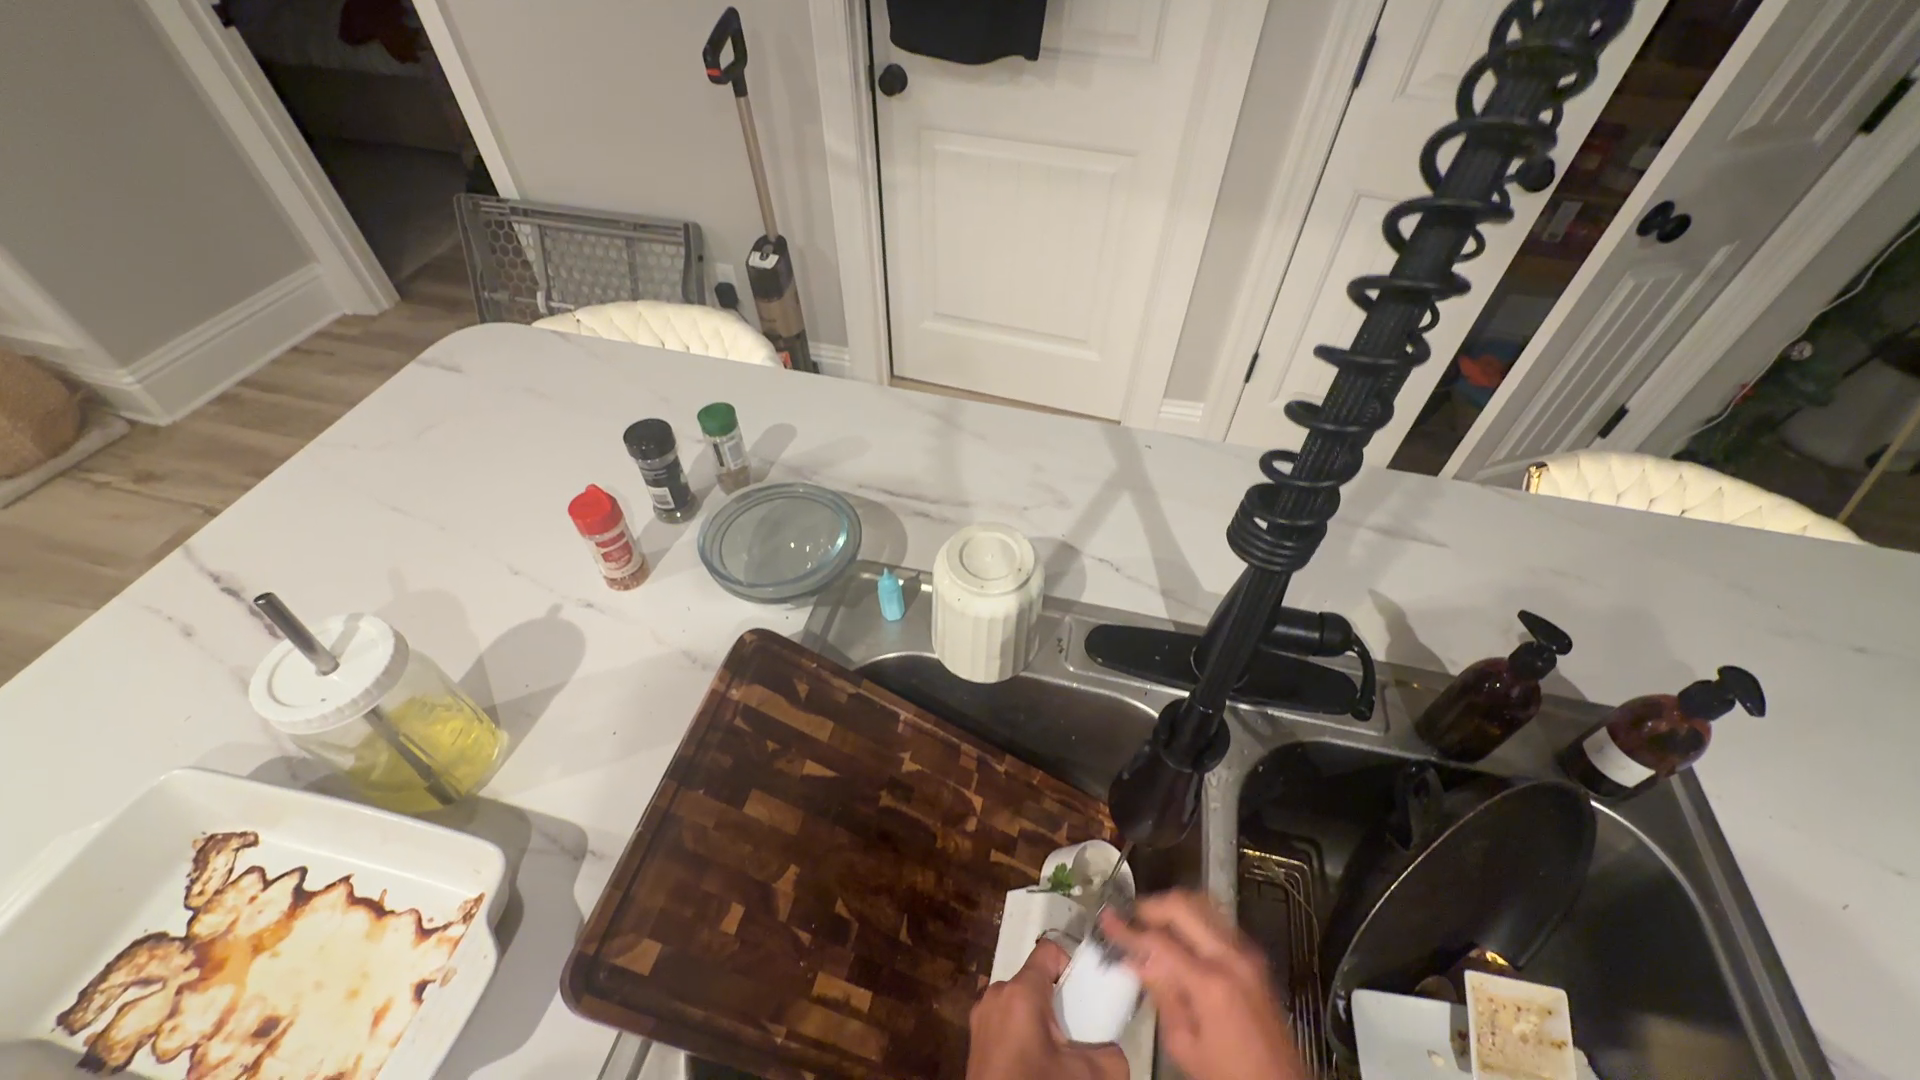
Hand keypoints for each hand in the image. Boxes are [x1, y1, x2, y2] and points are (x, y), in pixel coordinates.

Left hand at [968, 939, 1128, 1079]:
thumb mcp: (1090, 1075)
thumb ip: (1111, 1051)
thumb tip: (1109, 1046)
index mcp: (1020, 992)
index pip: (1049, 952)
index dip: (1072, 966)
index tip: (1086, 995)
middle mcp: (995, 995)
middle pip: (1034, 981)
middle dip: (1057, 1002)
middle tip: (1076, 1033)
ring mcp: (980, 1018)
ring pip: (1019, 1003)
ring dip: (1039, 1021)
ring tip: (1055, 1053)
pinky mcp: (975, 1041)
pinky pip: (1005, 1023)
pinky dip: (1022, 1035)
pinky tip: (1035, 1063)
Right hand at [1100, 891, 1306, 1079]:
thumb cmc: (1228, 1075)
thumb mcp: (1184, 1044)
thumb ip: (1161, 993)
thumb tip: (1135, 959)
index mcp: (1210, 982)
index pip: (1158, 940)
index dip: (1126, 928)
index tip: (1105, 918)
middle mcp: (1231, 956)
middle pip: (1183, 905)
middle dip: (1150, 906)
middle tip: (1129, 919)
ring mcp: (1247, 952)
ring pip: (1203, 904)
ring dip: (1172, 909)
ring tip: (1150, 926)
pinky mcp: (1254, 956)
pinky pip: (1217, 921)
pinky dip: (1192, 920)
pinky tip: (1177, 939)